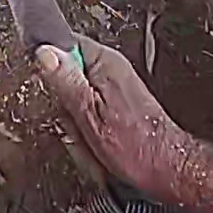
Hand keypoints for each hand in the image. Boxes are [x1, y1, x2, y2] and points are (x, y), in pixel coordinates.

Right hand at [34, 35, 195, 201]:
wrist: (168, 169)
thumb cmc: (136, 146)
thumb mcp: (89, 113)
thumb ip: (66, 80)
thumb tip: (44, 52)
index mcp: (104, 61)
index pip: (64, 43)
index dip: (51, 65)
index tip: (53, 89)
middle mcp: (111, 66)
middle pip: (67, 72)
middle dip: (65, 101)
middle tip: (76, 121)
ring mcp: (115, 84)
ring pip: (76, 94)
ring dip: (76, 118)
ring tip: (89, 136)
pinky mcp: (118, 101)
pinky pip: (89, 106)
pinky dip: (87, 125)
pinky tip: (96, 141)